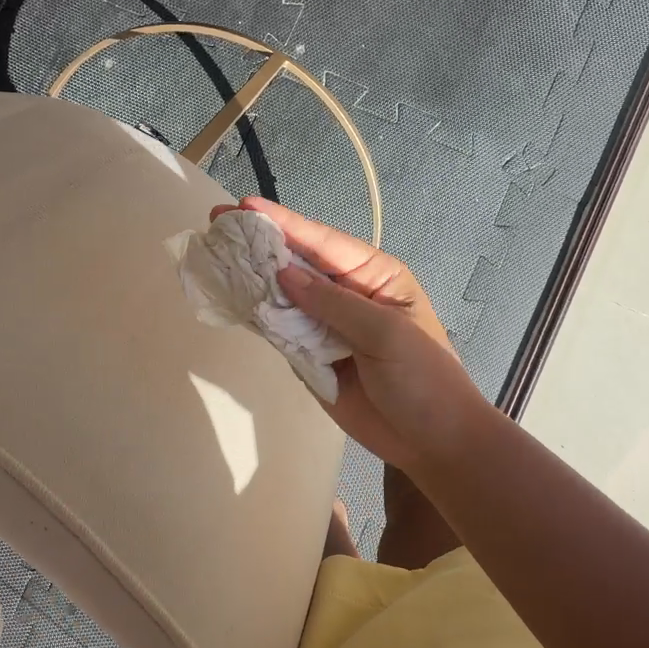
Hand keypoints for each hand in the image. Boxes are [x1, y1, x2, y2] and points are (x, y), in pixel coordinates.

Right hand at [208, 198, 491, 473]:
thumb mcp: (385, 333)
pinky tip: (229, 298)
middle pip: (296, 263)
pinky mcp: (311, 356)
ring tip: (214, 255)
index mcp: (374, 275)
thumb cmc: (423, 378)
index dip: (283, 222)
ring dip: (251, 277)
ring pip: (282, 295)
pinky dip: (256, 316)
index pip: (322, 241)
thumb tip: (283, 274)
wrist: (434, 443)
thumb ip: (333, 303)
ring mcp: (326, 325)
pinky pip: (278, 330)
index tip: (245, 205)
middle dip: (260, 243)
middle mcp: (346, 293)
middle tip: (217, 221)